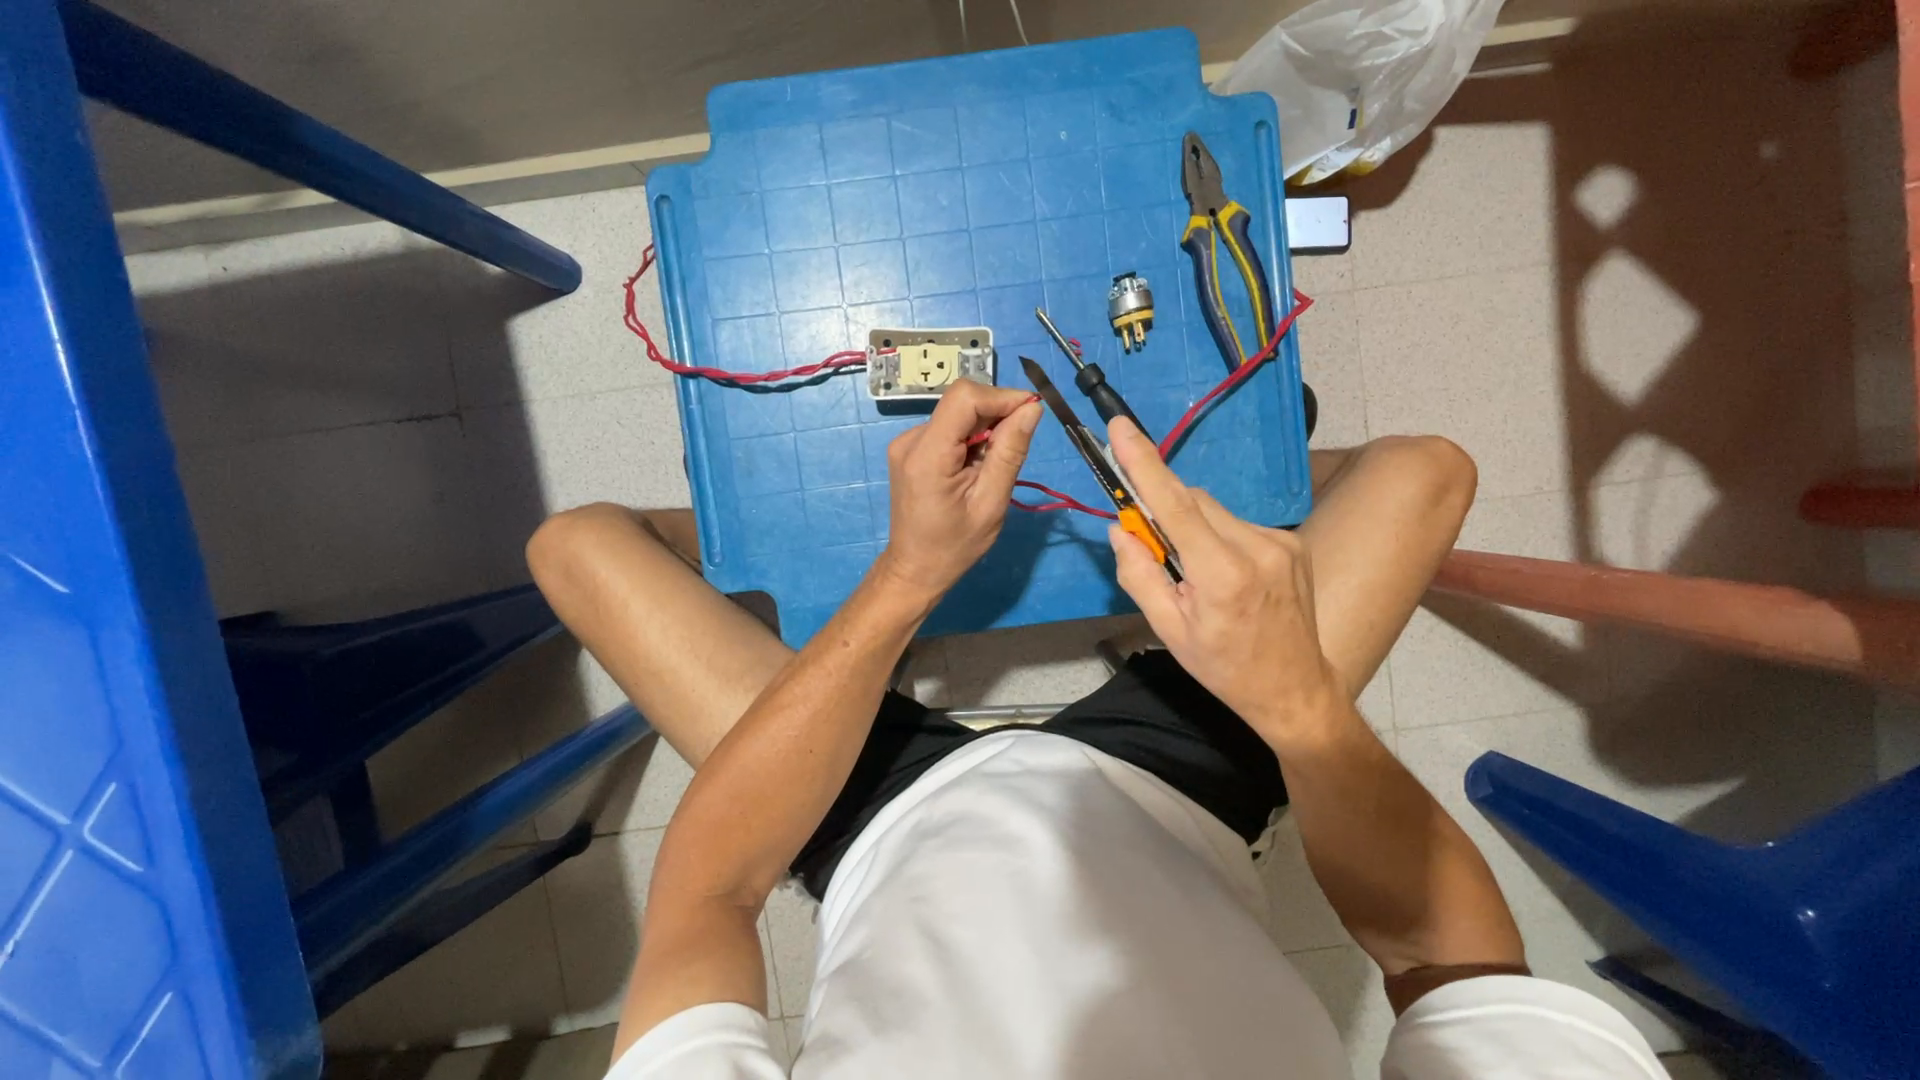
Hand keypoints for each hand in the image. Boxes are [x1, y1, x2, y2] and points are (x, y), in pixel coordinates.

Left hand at [877, 380, 1041, 600]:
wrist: (915, 568)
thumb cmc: (955, 545)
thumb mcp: (991, 503)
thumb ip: (1010, 452)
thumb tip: (1032, 409)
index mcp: (928, 454)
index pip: (965, 397)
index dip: (1002, 398)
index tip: (1030, 414)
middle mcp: (911, 440)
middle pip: (961, 403)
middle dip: (996, 416)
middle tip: (1013, 451)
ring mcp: (906, 443)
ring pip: (957, 415)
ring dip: (983, 431)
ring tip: (990, 469)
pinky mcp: (909, 449)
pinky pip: (948, 429)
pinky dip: (969, 441)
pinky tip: (973, 470)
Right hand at [1105, 418, 1344, 746]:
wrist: (1293, 689)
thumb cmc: (1222, 667)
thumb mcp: (1168, 630)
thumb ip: (1139, 574)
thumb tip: (1120, 528)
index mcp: (1222, 574)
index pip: (1174, 505)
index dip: (1144, 464)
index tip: (1120, 429)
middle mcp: (1256, 546)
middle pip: (1192, 501)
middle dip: (1164, 511)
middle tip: (1150, 546)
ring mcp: (1280, 541)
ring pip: (1214, 511)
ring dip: (1193, 526)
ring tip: (1198, 574)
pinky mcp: (1291, 542)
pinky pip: (1237, 523)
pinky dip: (1218, 536)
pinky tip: (1225, 574)